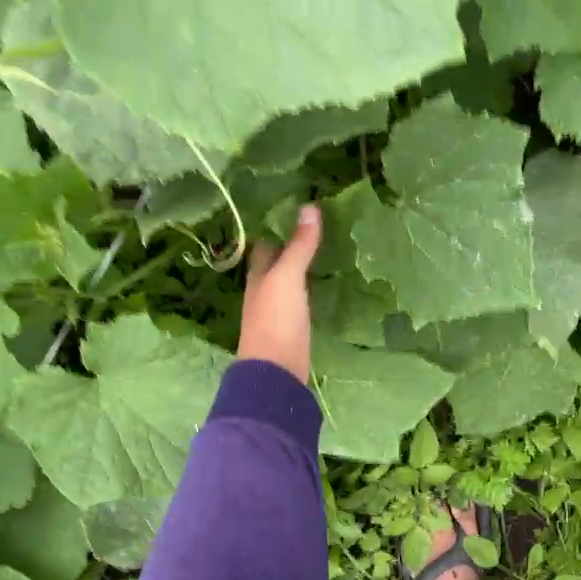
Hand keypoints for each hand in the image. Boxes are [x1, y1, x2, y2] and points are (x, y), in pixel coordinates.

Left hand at [237, 205, 321, 381]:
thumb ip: (299, 246)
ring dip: (300, 269)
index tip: (295, 208)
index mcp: (257, 277)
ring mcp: (276, 314)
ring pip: (287, 284)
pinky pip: (299, 303)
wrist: (276, 373)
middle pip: (274, 264)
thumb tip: (310, 206)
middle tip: (314, 226)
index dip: (275, 226)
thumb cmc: (276, 321)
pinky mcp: (291, 331)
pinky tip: (321, 287)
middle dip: (290, 246)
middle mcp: (262, 293)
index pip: (264, 244)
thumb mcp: (287, 278)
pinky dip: (308, 291)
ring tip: (323, 250)